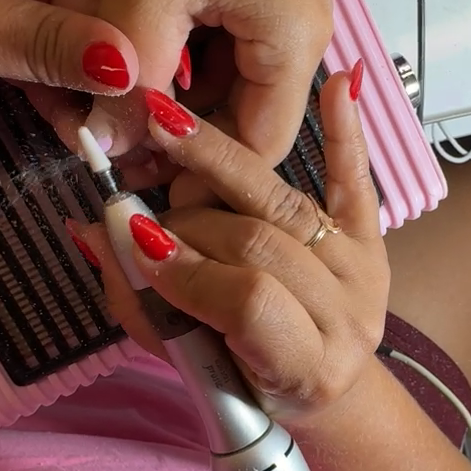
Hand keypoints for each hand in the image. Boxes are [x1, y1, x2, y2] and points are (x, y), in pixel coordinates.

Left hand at [0, 0, 139, 151]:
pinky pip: (34, 48)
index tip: (166, 76)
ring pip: (66, 28)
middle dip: (114, 60)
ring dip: (86, 84)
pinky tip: (72, 127)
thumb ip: (48, 42)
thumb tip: (137, 68)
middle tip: (138, 125)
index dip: (137, 8)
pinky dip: (52, 88)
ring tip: (106, 138)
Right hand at [74, 72, 384, 422]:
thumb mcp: (196, 369)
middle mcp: (351, 315)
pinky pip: (357, 182)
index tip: (138, 244)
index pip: (251, 300)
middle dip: (191, 223)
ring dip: (222, 166)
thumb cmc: (253, 386)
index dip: (190, 271)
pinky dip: (345, 133)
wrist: (327, 387)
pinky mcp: (372, 238)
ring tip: (170, 134)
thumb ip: (147, 311)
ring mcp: (365, 272)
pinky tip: (336, 84)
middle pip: (264, 243)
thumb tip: (98, 233)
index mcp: (311, 364)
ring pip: (286, 206)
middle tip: (146, 214)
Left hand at [90, 0, 331, 167]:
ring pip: (221, 85)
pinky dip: (171, 59)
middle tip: (116, 151)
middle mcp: (295, 31)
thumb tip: (111, 137)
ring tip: (110, 106)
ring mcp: (273, 6)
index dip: (204, 179)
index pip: (259, 149)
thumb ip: (129, 73)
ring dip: (168, 98)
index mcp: (294, 42)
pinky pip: (213, 45)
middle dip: (180, 139)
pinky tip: (129, 58)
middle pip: (243, 120)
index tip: (149, 193)